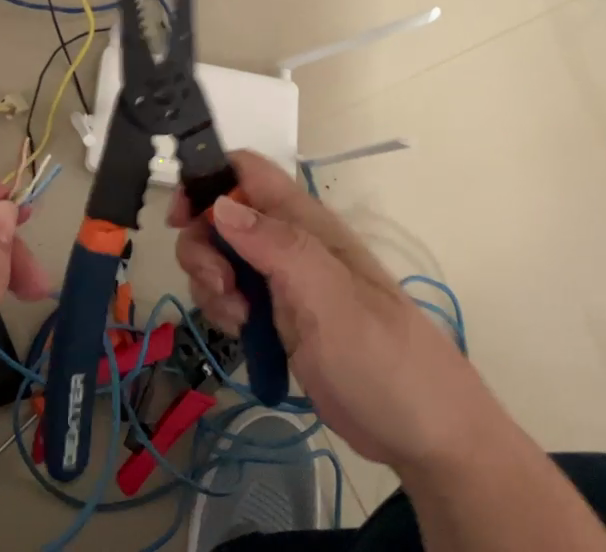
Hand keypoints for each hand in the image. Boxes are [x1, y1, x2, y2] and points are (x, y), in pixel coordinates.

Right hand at [170, 151, 505, 471]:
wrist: (423, 434)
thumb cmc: (384, 361)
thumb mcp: (331, 300)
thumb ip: (277, 246)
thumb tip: (220, 204)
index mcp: (307, 224)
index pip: (248, 171)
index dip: (207, 179)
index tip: (181, 217)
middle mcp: (290, 243)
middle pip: (221, 215)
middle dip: (203, 245)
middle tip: (219, 286)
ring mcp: (283, 281)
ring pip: (220, 256)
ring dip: (209, 282)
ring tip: (236, 320)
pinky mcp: (277, 317)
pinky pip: (230, 295)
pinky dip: (221, 309)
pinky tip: (240, 334)